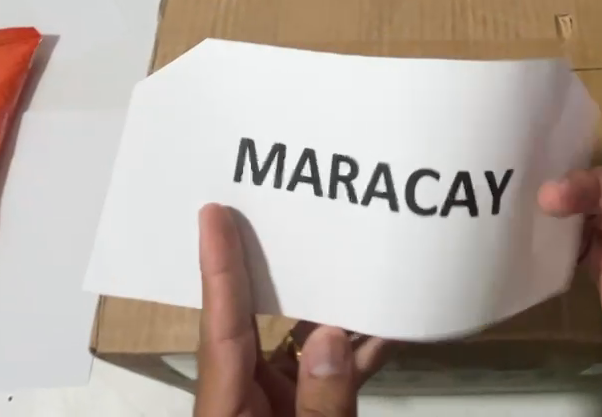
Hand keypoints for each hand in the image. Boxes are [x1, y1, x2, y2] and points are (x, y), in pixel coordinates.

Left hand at [194, 204, 390, 416]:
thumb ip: (320, 404)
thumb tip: (331, 334)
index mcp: (226, 412)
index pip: (222, 330)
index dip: (220, 268)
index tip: (214, 212)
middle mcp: (242, 401)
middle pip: (249, 320)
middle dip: (267, 263)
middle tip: (277, 205)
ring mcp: (270, 408)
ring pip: (296, 341)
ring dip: (328, 307)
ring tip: (351, 252)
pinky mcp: (299, 414)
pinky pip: (325, 372)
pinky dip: (353, 351)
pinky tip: (387, 325)